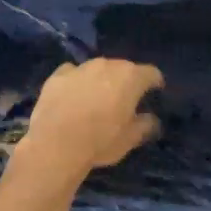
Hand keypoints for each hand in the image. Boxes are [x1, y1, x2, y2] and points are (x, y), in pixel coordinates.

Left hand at [13, 59, 163, 177]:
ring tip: (98, 99)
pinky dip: (77, 82)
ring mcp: (80, 67)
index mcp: (131, 77)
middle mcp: (107, 65)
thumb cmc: (100, 141)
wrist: (54, 146)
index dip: (155, 83)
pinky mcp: (57, 75)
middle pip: (124, 68)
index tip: (155, 93)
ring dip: (102, 80)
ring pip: (98, 69)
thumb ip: (145, 125)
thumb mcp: (130, 139)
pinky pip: (74, 73)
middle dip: (127, 81)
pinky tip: (73, 96)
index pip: (152, 73)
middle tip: (125, 100)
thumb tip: (151, 119)